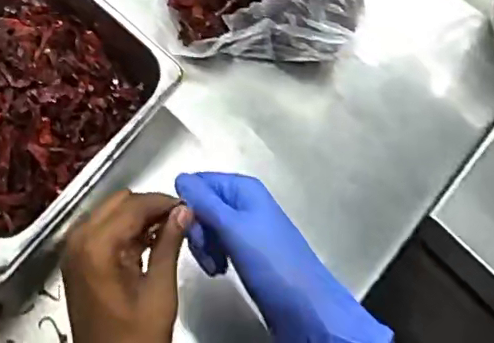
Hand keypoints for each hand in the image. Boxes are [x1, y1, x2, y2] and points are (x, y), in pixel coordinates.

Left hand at [62, 190, 190, 342]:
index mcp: (95, 243)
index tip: (188, 206)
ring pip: (109, 212)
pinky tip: (150, 241)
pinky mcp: (76, 257)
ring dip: (138, 217)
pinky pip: (102, 229)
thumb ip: (168, 248)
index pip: (132, 206)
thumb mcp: (159, 295)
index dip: (161, 202)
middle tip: (181, 219)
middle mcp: (78, 235)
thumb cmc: (136, 340)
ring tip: (171, 228)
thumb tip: (183, 212)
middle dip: (149, 207)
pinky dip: (125, 231)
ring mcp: (74, 245)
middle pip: (118, 203)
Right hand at [174, 173, 389, 342]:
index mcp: (242, 187)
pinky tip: (220, 270)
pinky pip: (219, 244)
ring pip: (207, 226)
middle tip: (206, 253)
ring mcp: (248, 228)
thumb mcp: (232, 228)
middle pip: (201, 204)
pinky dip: (214, 256)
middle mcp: (244, 202)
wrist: (314, 317)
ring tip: (215, 267)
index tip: (191, 231)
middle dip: (197, 229)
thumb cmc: (273, 265)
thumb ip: (202, 200)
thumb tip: (179, 177)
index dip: (188, 205)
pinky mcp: (249, 253)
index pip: (196, 182)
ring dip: (204, 246)